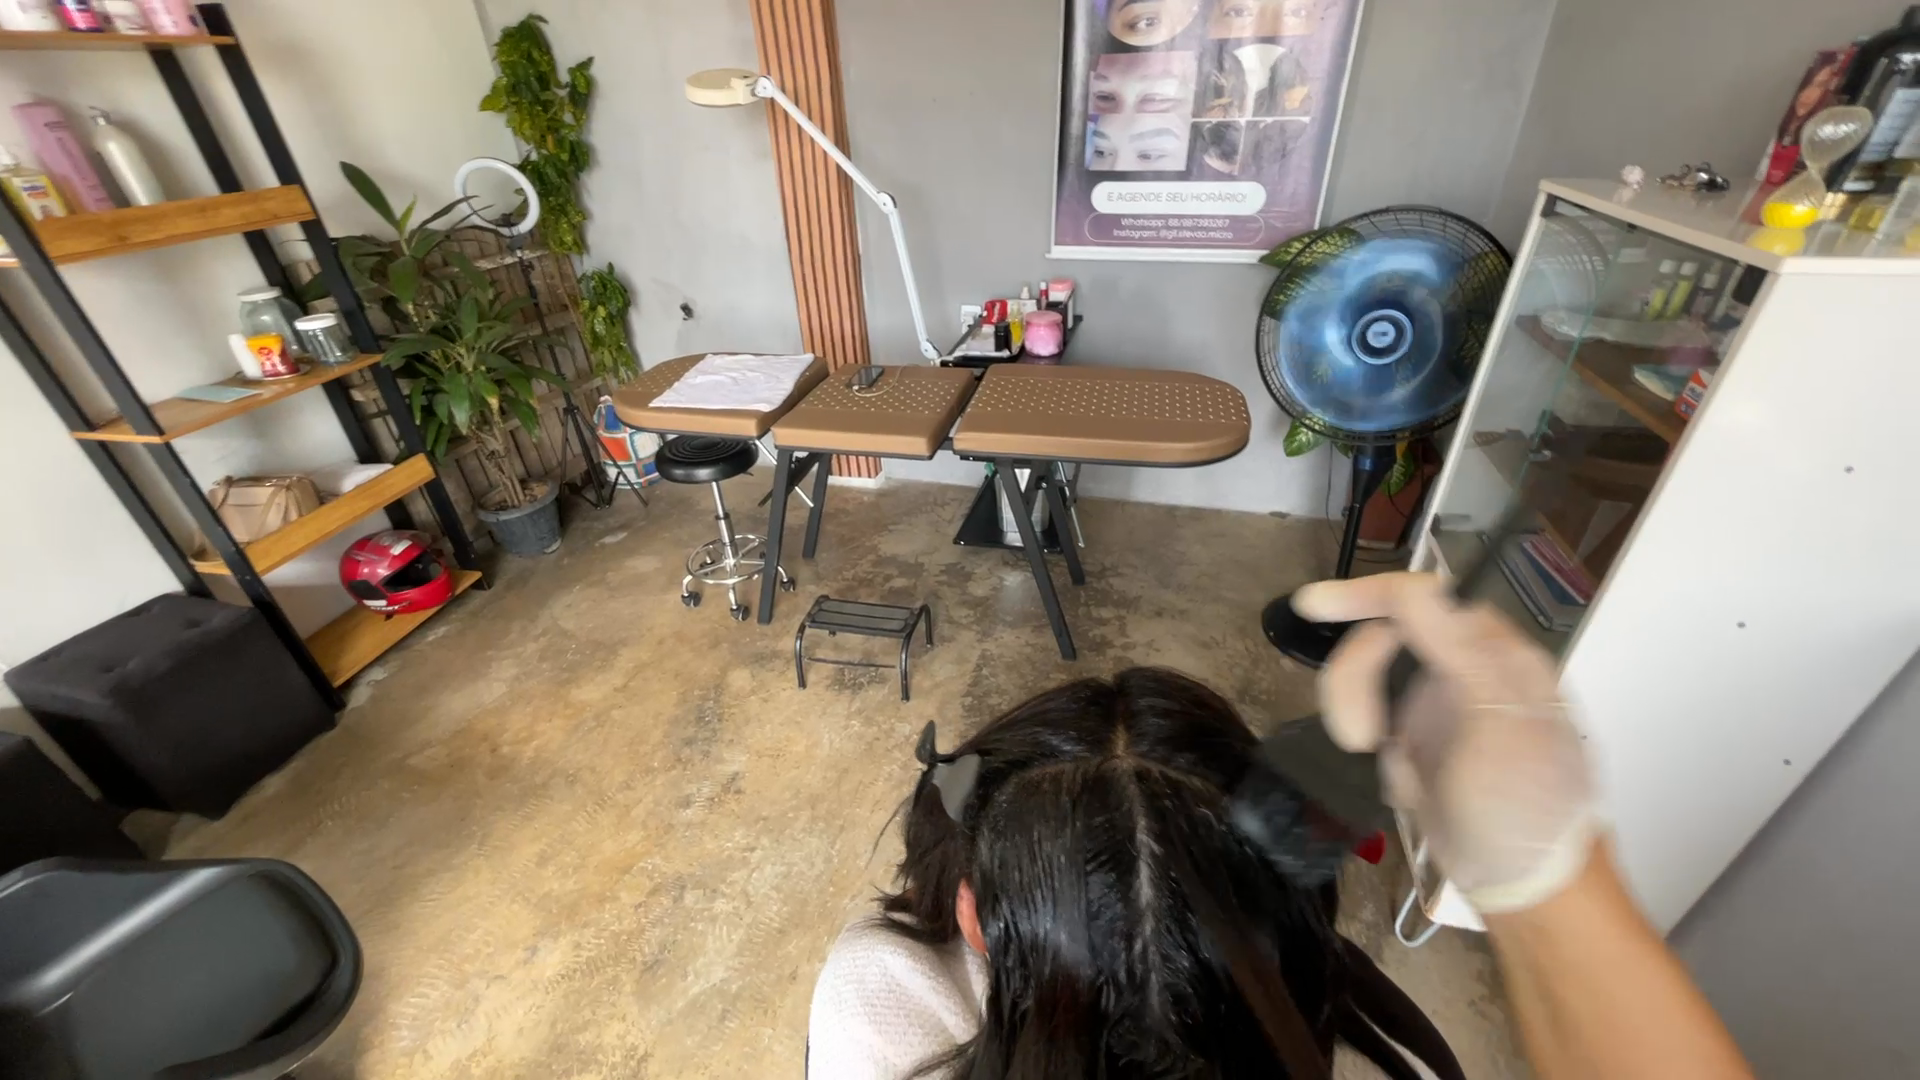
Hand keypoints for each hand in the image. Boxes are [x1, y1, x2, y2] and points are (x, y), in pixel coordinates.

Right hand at [1293, 573, 1598, 912]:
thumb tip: (1419, 585)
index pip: (1420, 599)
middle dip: (1356, 679)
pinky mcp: (1408, 728)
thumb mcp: (1500, 724)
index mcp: (1494, 653)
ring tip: (1365, 752)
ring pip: (1362, 672)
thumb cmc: (1525, 806)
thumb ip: (1459, 649)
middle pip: (1378, 636)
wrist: (1523, 885)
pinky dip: (1356, 728)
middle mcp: (1460, 665)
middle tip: (1359, 735)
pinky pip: (1360, 706)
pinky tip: (1382, 763)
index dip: (1364, 595)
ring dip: (1351, 707)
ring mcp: (1431, 698)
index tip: (1311, 605)